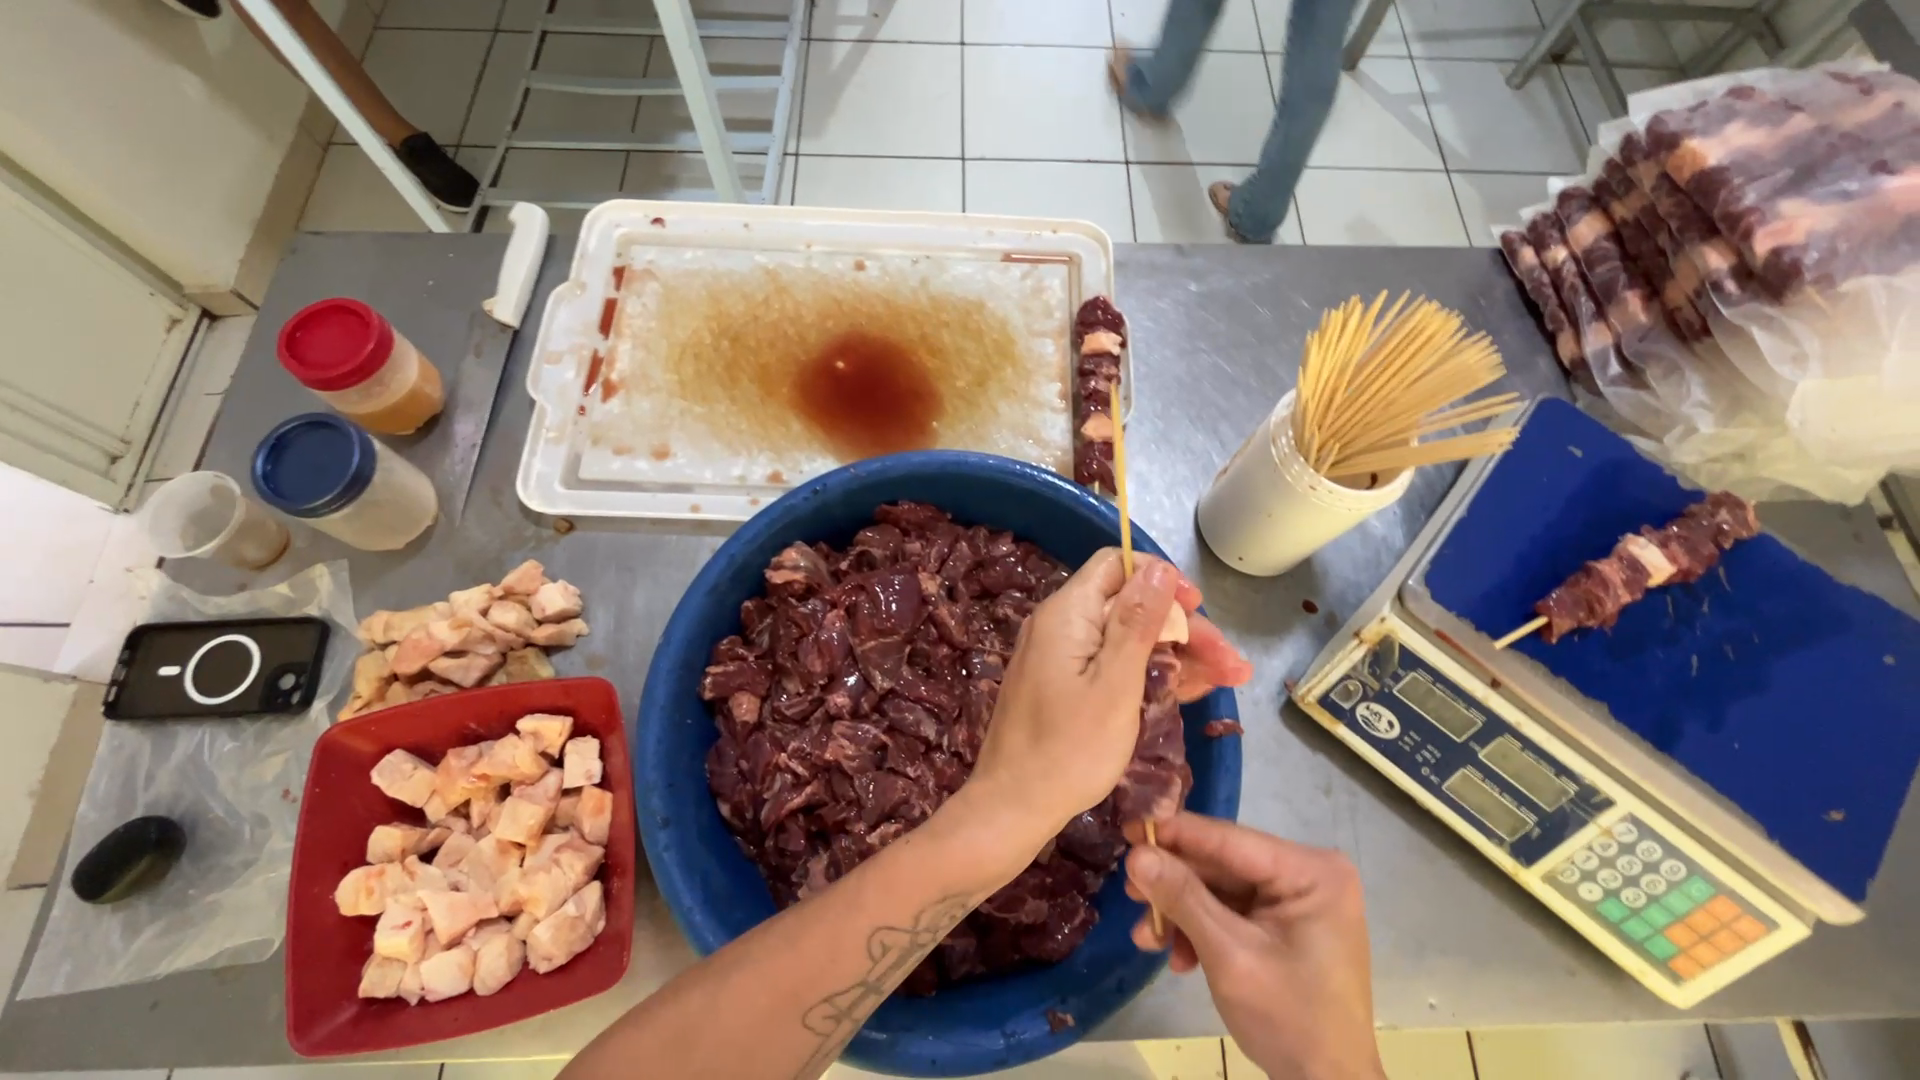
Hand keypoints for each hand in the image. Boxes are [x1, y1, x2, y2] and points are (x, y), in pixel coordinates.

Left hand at [970, 550, 1247, 838]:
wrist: (1013, 807)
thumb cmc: (1069, 749)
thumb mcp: (1114, 684)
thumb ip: (1137, 622)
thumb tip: (1159, 568)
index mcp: (1067, 615)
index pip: (1115, 566)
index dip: (1160, 579)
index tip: (1197, 608)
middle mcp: (1061, 627)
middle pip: (1130, 607)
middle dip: (1184, 629)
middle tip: (1231, 661)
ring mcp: (1062, 660)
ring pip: (1128, 641)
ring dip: (1179, 655)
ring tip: (1233, 676)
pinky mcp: (1067, 688)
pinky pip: (1115, 667)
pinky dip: (1152, 676)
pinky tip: (1196, 689)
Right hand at [1124, 814, 1384, 1079]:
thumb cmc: (1290, 1020)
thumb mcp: (1229, 955)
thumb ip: (1182, 898)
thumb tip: (1135, 854)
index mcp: (1310, 871)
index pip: (1228, 839)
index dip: (1173, 833)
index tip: (1125, 828)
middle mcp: (1306, 873)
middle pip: (1221, 865)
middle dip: (1173, 886)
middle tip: (1128, 892)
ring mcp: (1295, 900)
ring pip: (1219, 889)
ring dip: (1181, 913)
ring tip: (1147, 939)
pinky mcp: (1283, 923)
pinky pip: (1230, 911)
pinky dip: (1200, 930)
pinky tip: (1177, 958)